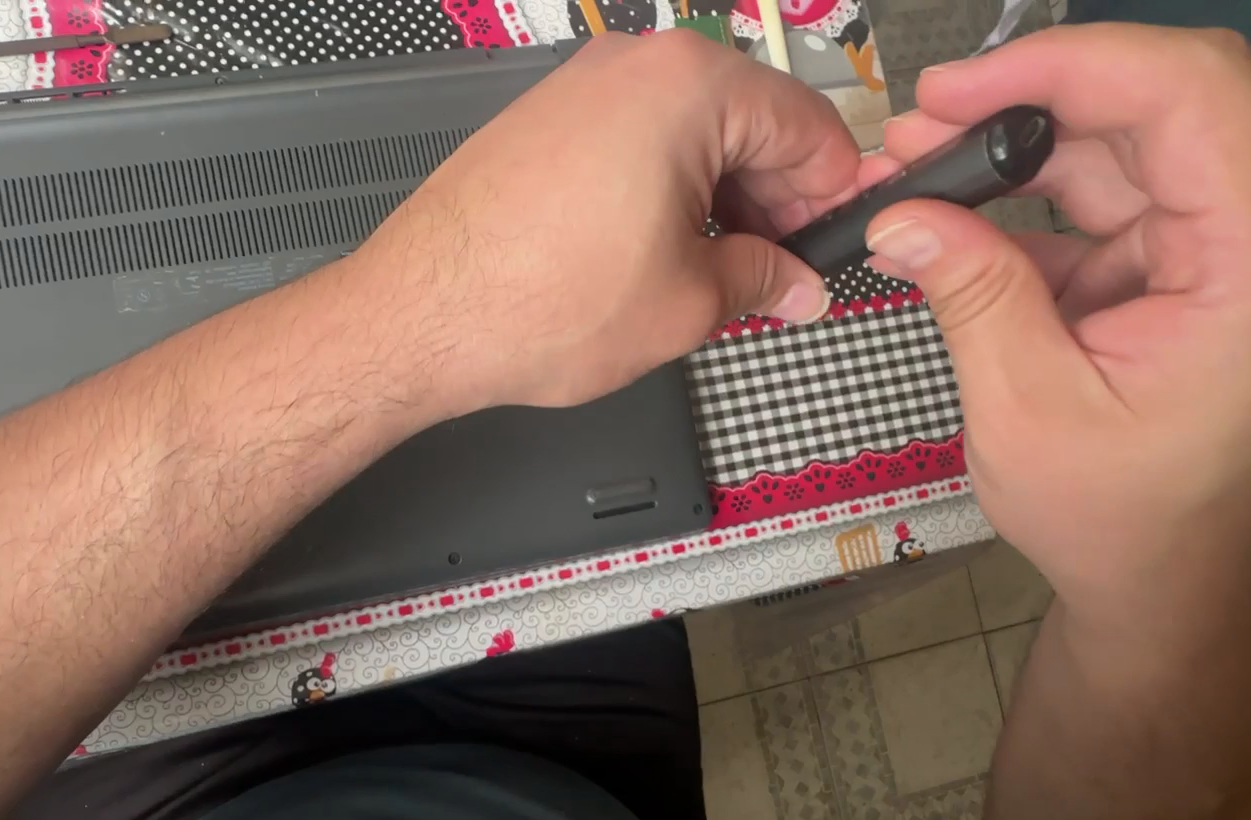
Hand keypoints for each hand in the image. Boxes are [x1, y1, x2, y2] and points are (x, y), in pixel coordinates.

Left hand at [349, 30, 863, 414]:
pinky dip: (658, 203)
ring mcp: (577, 94)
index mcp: (688, 88)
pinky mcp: (541, 131)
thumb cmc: (535, 306)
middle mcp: (630, 70)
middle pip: (744, 130)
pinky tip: (652, 261)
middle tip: (772, 278)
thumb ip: (759, 285)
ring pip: (684, 146)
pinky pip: (629, 156)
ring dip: (712, 211)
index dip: (831, 197)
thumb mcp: (683, 307)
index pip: (806, 128)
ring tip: (708, 283)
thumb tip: (794, 284)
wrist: (419, 319)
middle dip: (767, 208)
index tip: (828, 248)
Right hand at [861, 25, 1250, 603]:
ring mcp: (1227, 251)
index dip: (1063, 69)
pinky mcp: (1179, 275)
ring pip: (1118, 160)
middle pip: (1153, 115)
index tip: (944, 92)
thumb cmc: (1104, 511)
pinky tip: (947, 227)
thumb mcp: (1021, 404)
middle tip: (906, 133)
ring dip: (1010, 163)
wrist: (1149, 576)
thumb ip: (970, 295)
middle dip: (1022, 113)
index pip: (1187, 96)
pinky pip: (1099, 217)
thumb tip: (896, 217)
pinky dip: (1019, 219)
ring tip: (908, 172)